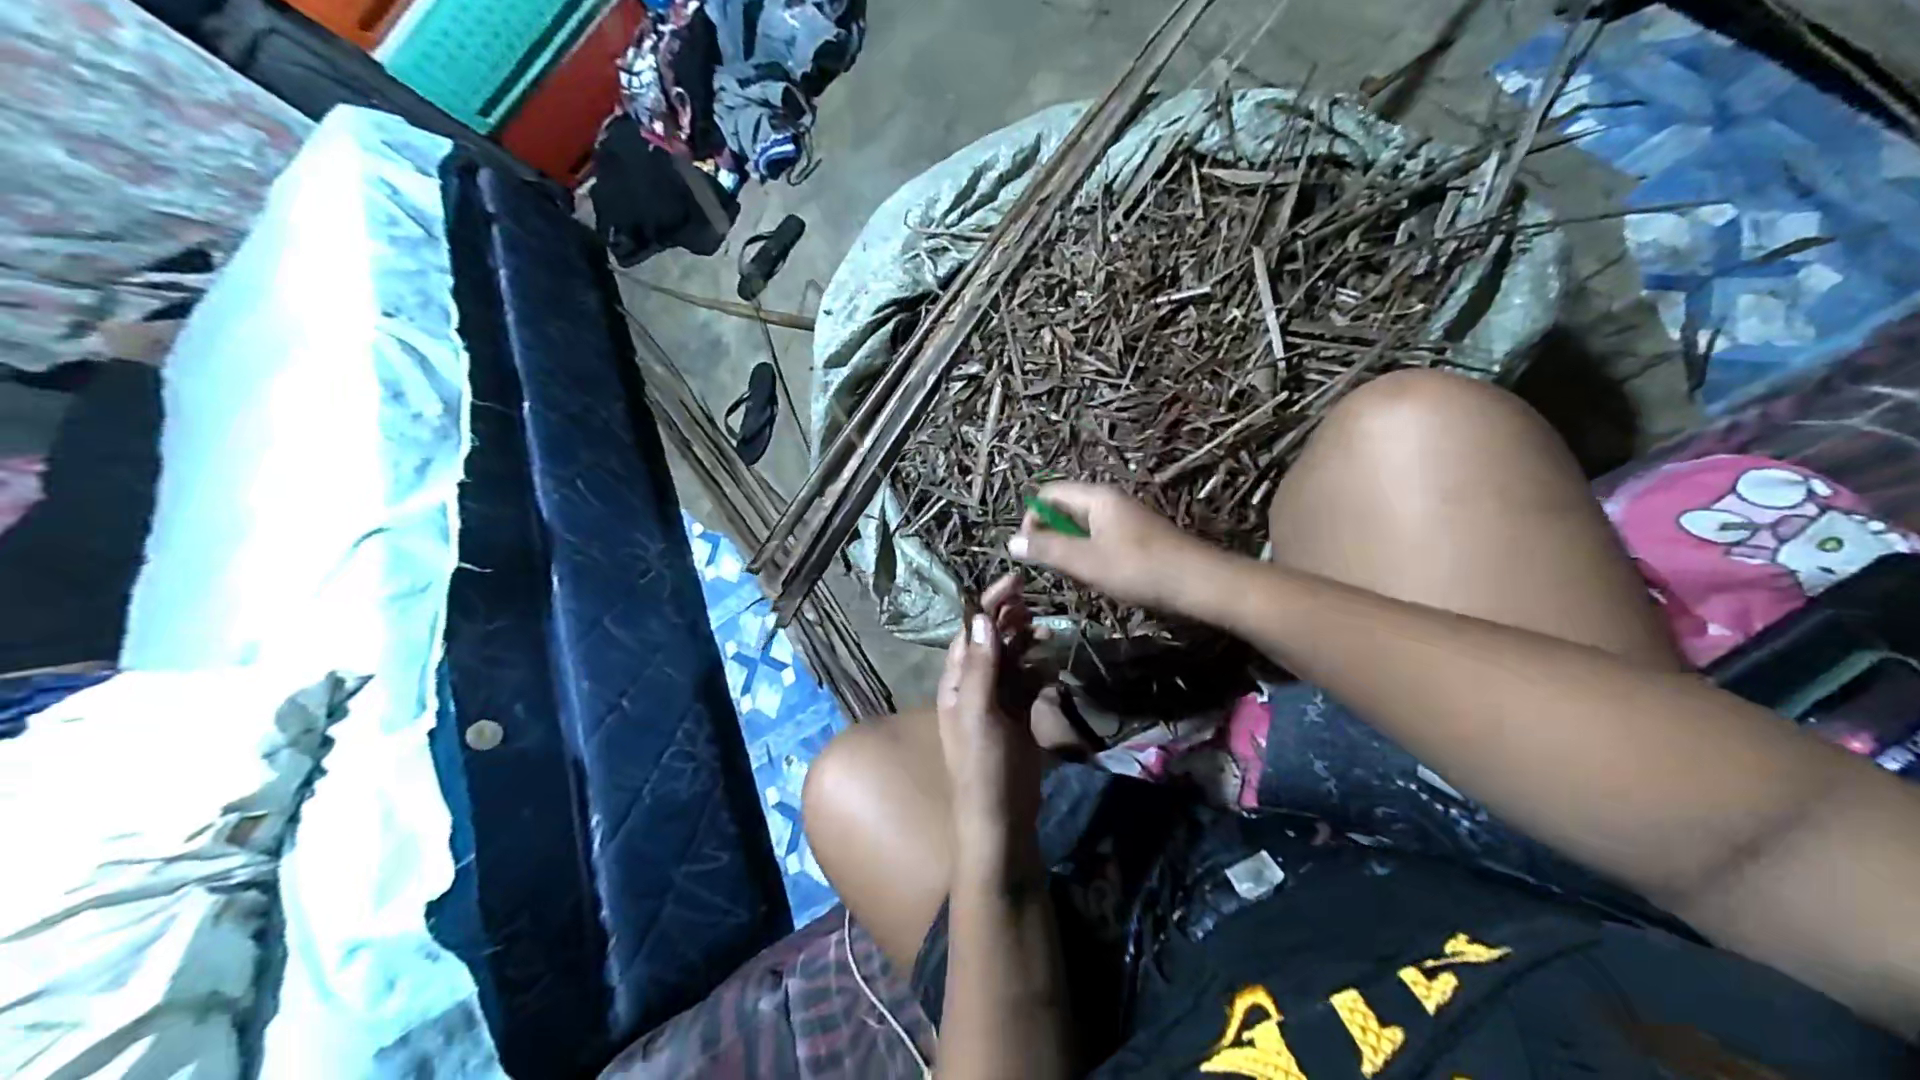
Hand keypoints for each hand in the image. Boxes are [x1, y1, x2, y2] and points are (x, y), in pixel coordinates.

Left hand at [937, 608, 1044, 868]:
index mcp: (956, 683)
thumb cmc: (982, 766)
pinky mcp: (1018, 717)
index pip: (970, 632)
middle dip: (1008, 617)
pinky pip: (1027, 682)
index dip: (988, 604)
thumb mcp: (977, 714)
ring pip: (1010, 659)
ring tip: (1045, 626)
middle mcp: (973, 687)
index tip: (1014, 581)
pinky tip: (1051, 660)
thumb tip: (981, 619)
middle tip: (1033, 599)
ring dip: (1024, 639)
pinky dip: (1038, 667)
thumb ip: (980, 668)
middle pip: (990, 641)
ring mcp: (997, 702)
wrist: (1002, 820)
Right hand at [1006, 482, 1206, 608]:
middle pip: (1065, 509)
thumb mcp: (1085, 561)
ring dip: (1072, 550)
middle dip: (1053, 537)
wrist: (1198, 583)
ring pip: (1083, 528)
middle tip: (1055, 567)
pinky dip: (1092, 556)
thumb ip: (1047, 549)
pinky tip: (1101, 578)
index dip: (1032, 518)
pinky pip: (1101, 539)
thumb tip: (1011, 542)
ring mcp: (1126, 518)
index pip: (1049, 493)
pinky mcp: (1137, 536)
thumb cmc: (1138, 568)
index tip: (1030, 549)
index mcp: (1096, 497)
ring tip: (1078, 576)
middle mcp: (1110, 500)